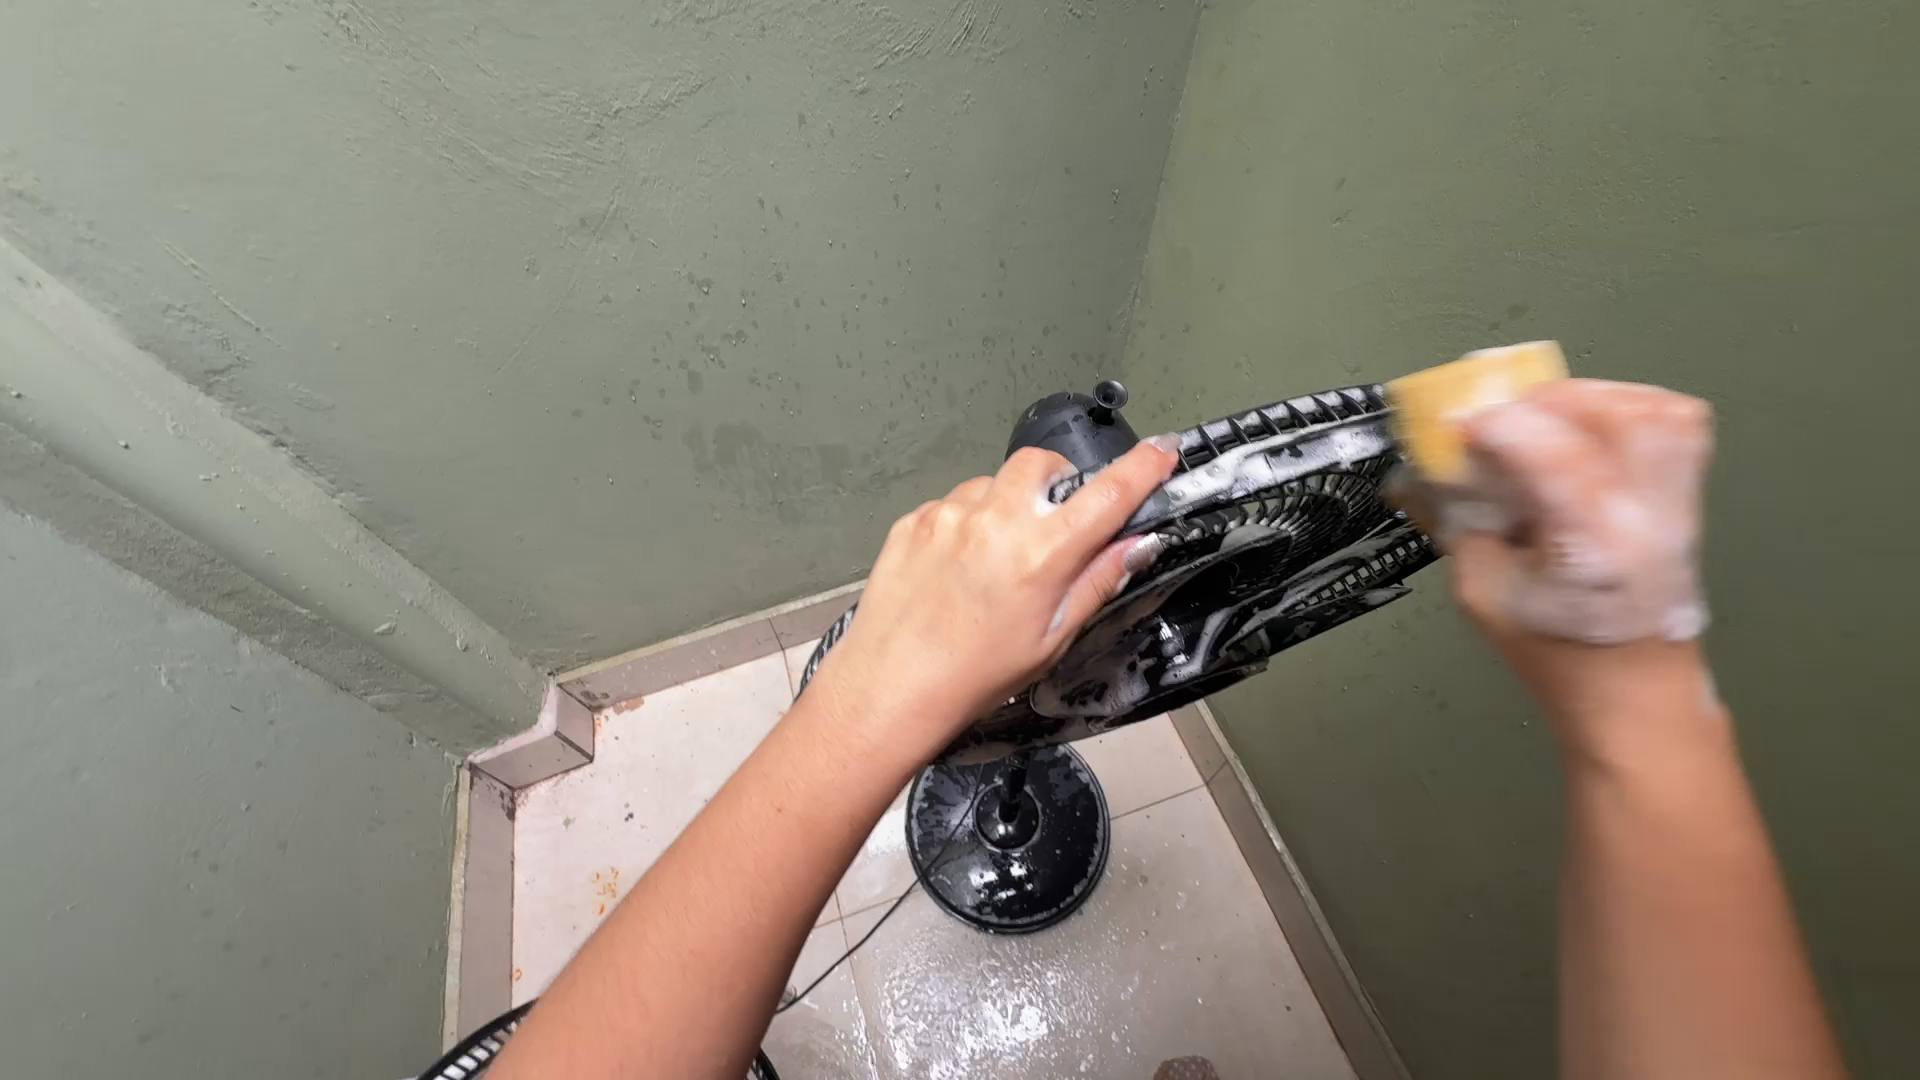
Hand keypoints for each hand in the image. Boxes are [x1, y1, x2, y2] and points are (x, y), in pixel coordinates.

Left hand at [807, 436, 1180, 763]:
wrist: (890, 688)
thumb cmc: (975, 676)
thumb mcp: (1052, 638)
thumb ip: (1096, 581)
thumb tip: (1138, 543)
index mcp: (1041, 554)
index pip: (1108, 494)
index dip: (1144, 467)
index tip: (1163, 450)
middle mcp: (995, 521)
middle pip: (1041, 464)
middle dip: (1056, 481)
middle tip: (1053, 520)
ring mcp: (948, 515)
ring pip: (992, 484)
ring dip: (1005, 506)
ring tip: (994, 558)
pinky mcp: (913, 520)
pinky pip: (952, 505)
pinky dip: (966, 524)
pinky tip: (957, 567)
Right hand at [1395, 380, 1718, 754]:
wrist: (1627, 685)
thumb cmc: (1554, 651)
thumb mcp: (1479, 590)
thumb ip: (1462, 521)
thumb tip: (1440, 469)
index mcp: (1593, 550)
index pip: (1562, 459)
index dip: (1503, 425)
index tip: (1458, 423)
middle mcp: (1646, 518)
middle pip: (1621, 418)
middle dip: (1544, 400)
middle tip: (1496, 413)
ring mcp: (1676, 503)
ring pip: (1657, 410)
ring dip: (1586, 397)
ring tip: (1537, 414)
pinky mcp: (1681, 494)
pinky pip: (1672, 422)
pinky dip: (1621, 407)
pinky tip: (1578, 424)